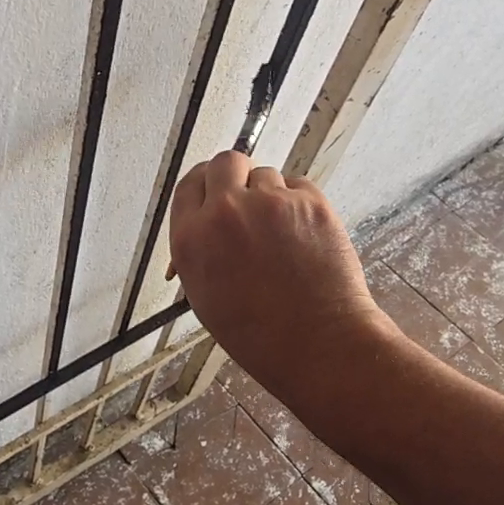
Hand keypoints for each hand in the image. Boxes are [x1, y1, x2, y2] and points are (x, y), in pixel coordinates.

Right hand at [169, 150, 390, 393]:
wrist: (315, 343)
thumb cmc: (257, 332)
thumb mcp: (203, 293)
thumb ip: (199, 249)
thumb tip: (205, 226)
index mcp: (191, 238)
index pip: (188, 184)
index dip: (203, 185)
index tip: (215, 190)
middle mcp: (224, 212)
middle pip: (224, 161)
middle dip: (235, 175)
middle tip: (247, 197)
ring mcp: (269, 203)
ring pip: (266, 175)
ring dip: (270, 195)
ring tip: (282, 234)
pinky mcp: (310, 202)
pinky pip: (298, 186)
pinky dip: (299, 204)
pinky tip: (303, 236)